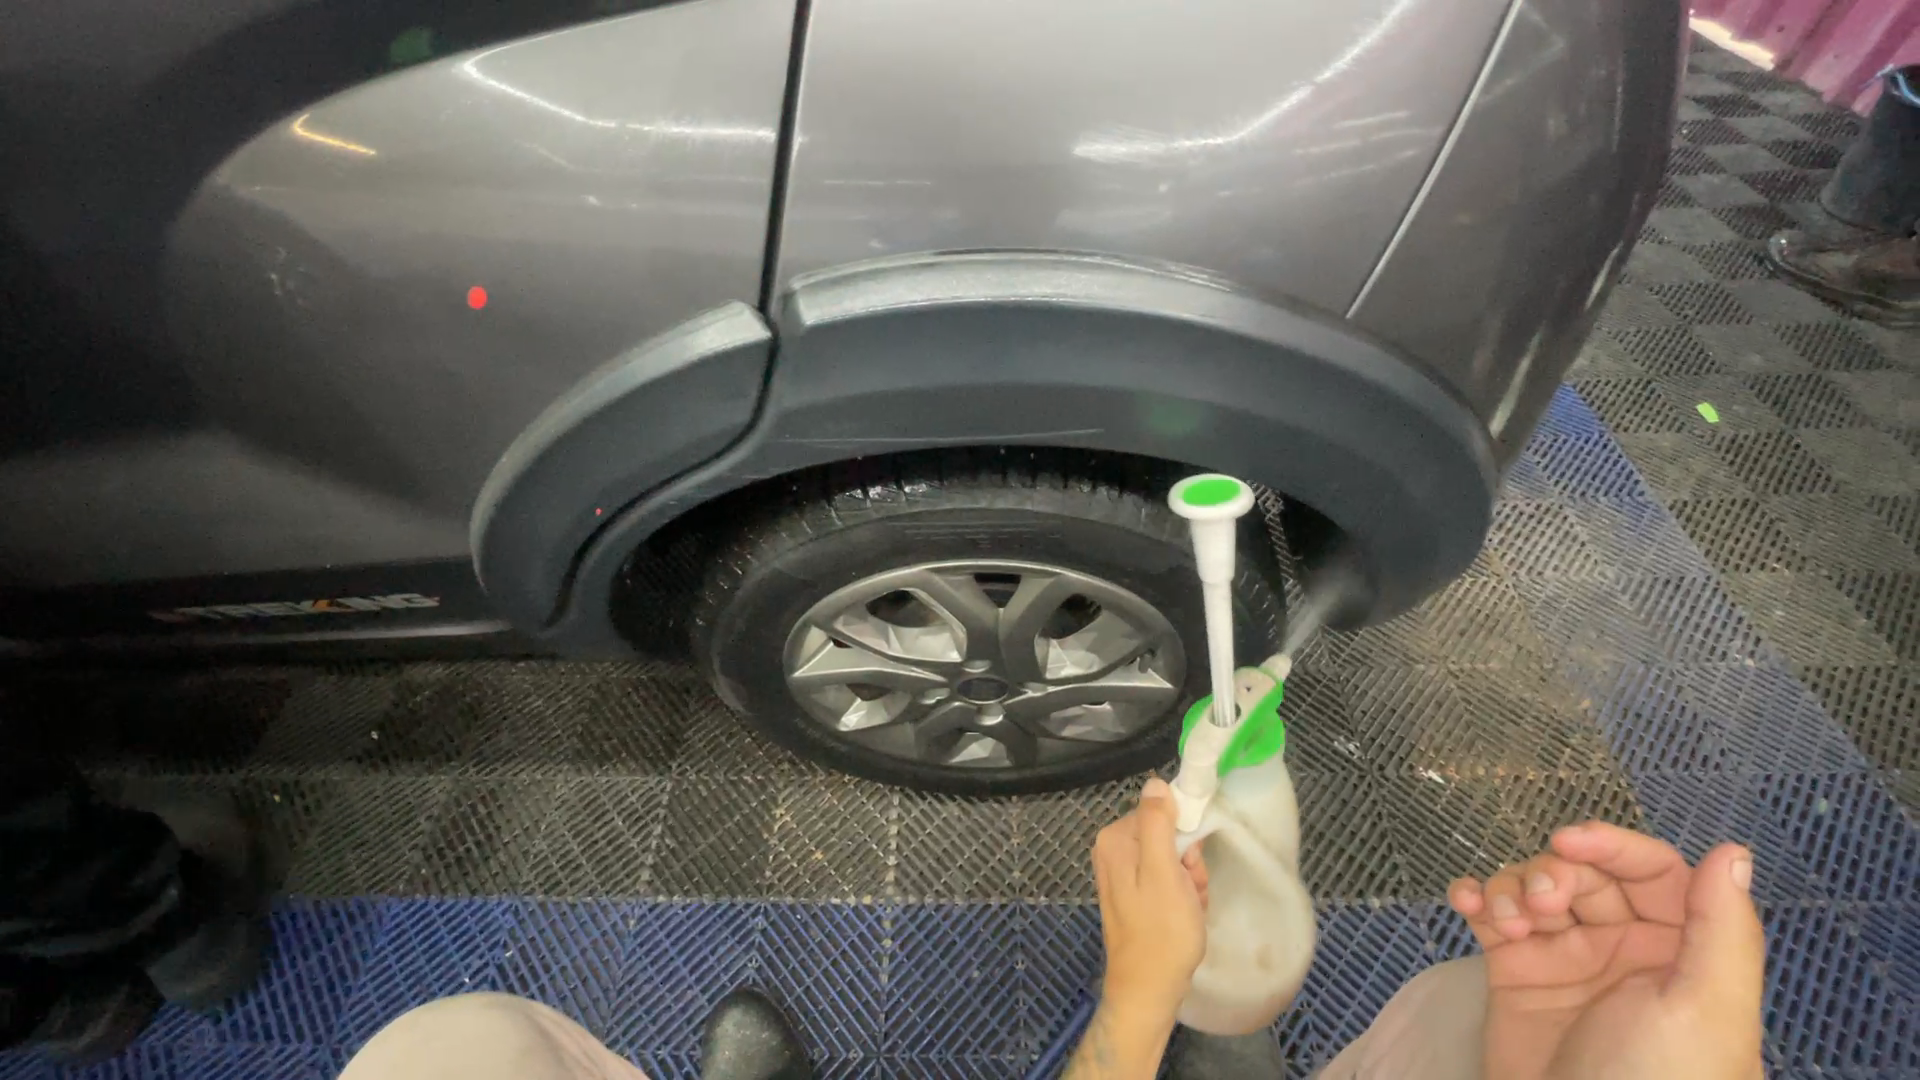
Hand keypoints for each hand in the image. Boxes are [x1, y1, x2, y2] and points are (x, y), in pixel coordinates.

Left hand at [1065, 776, 1209, 1079]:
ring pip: (1172, 859)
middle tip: (1190, 892)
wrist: (1148, 989)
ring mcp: (1122, 873)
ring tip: (1188, 909)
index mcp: (1115, 839)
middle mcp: (1113, 849)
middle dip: (1188, 863)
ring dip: (1189, 882)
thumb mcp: (1164, 872)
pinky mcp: (1134, 894)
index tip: (1191, 864)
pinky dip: (1182, 896)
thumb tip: (1156, 782)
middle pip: (1167, 836)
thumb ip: (1158, 824)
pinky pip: (1167, 880)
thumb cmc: (1160, 932)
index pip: (1161, 812)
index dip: (1185, 836)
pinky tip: (1183, 916)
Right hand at [1448, 822, 1765, 1079]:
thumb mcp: (1705, 1010)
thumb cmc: (1656, 1079)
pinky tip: (1465, 904)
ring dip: (1509, 887)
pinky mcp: (1511, 965)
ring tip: (1505, 922)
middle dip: (1551, 874)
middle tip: (1540, 906)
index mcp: (1678, 953)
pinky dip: (1472, 896)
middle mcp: (1619, 946)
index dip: (1612, 846)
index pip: (1651, 872)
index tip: (1569, 842)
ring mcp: (1561, 954)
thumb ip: (1722, 931)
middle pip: (1581, 873)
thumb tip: (1734, 851)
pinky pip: (1488, 911)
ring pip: (1530, 885)